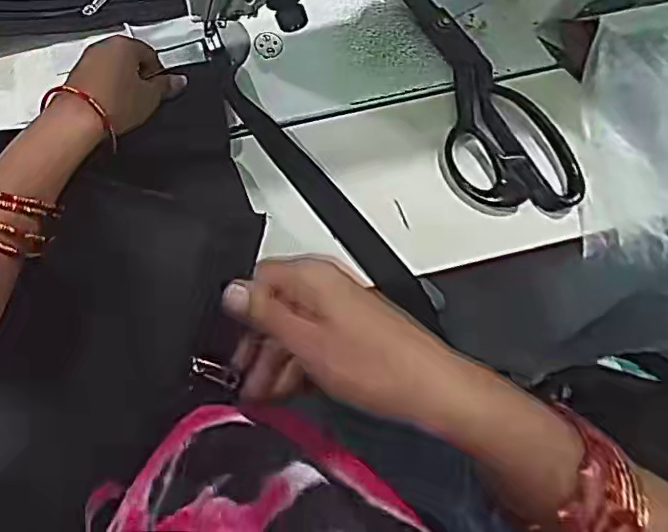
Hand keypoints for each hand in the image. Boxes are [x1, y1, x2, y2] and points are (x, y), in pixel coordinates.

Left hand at [61, 36, 185, 135]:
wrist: (77, 119)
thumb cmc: (110, 104)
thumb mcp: (149, 97)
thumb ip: (165, 86)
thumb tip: (176, 82)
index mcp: (125, 44)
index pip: (150, 53)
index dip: (157, 73)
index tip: (159, 87)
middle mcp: (103, 47)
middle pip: (128, 58)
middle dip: (137, 75)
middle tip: (143, 96)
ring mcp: (87, 60)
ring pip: (111, 67)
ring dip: (119, 81)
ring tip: (125, 103)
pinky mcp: (75, 75)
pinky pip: (96, 77)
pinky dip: (104, 87)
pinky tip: (108, 104)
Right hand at [222, 257, 461, 424]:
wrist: (436, 390)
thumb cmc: (381, 366)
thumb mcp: (306, 343)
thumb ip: (264, 313)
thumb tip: (232, 291)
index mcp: (309, 275)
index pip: (255, 280)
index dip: (239, 314)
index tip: (233, 347)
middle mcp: (323, 281)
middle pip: (273, 304)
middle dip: (257, 343)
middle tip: (246, 377)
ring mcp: (338, 303)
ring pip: (292, 323)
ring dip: (276, 358)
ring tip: (266, 393)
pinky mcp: (351, 324)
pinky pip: (312, 334)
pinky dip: (299, 359)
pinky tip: (291, 387)